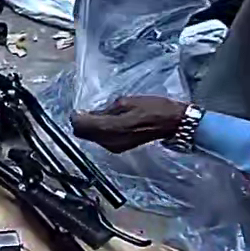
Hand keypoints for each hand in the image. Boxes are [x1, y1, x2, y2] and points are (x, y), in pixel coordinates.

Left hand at [72, 95, 187, 152]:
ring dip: (90, 128)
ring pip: (91, 138)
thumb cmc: (152, 108)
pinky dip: (99, 132)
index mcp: (109, 128)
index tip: (79, 110)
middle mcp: (108, 141)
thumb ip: (104, 110)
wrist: (173, 123)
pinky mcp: (119, 148)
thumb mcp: (125, 102)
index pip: (80, 126)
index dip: (76, 117)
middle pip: (82, 134)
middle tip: (85, 112)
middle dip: (81, 123)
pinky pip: (101, 141)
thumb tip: (90, 113)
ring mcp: (114, 147)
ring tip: (98, 115)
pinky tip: (107, 123)